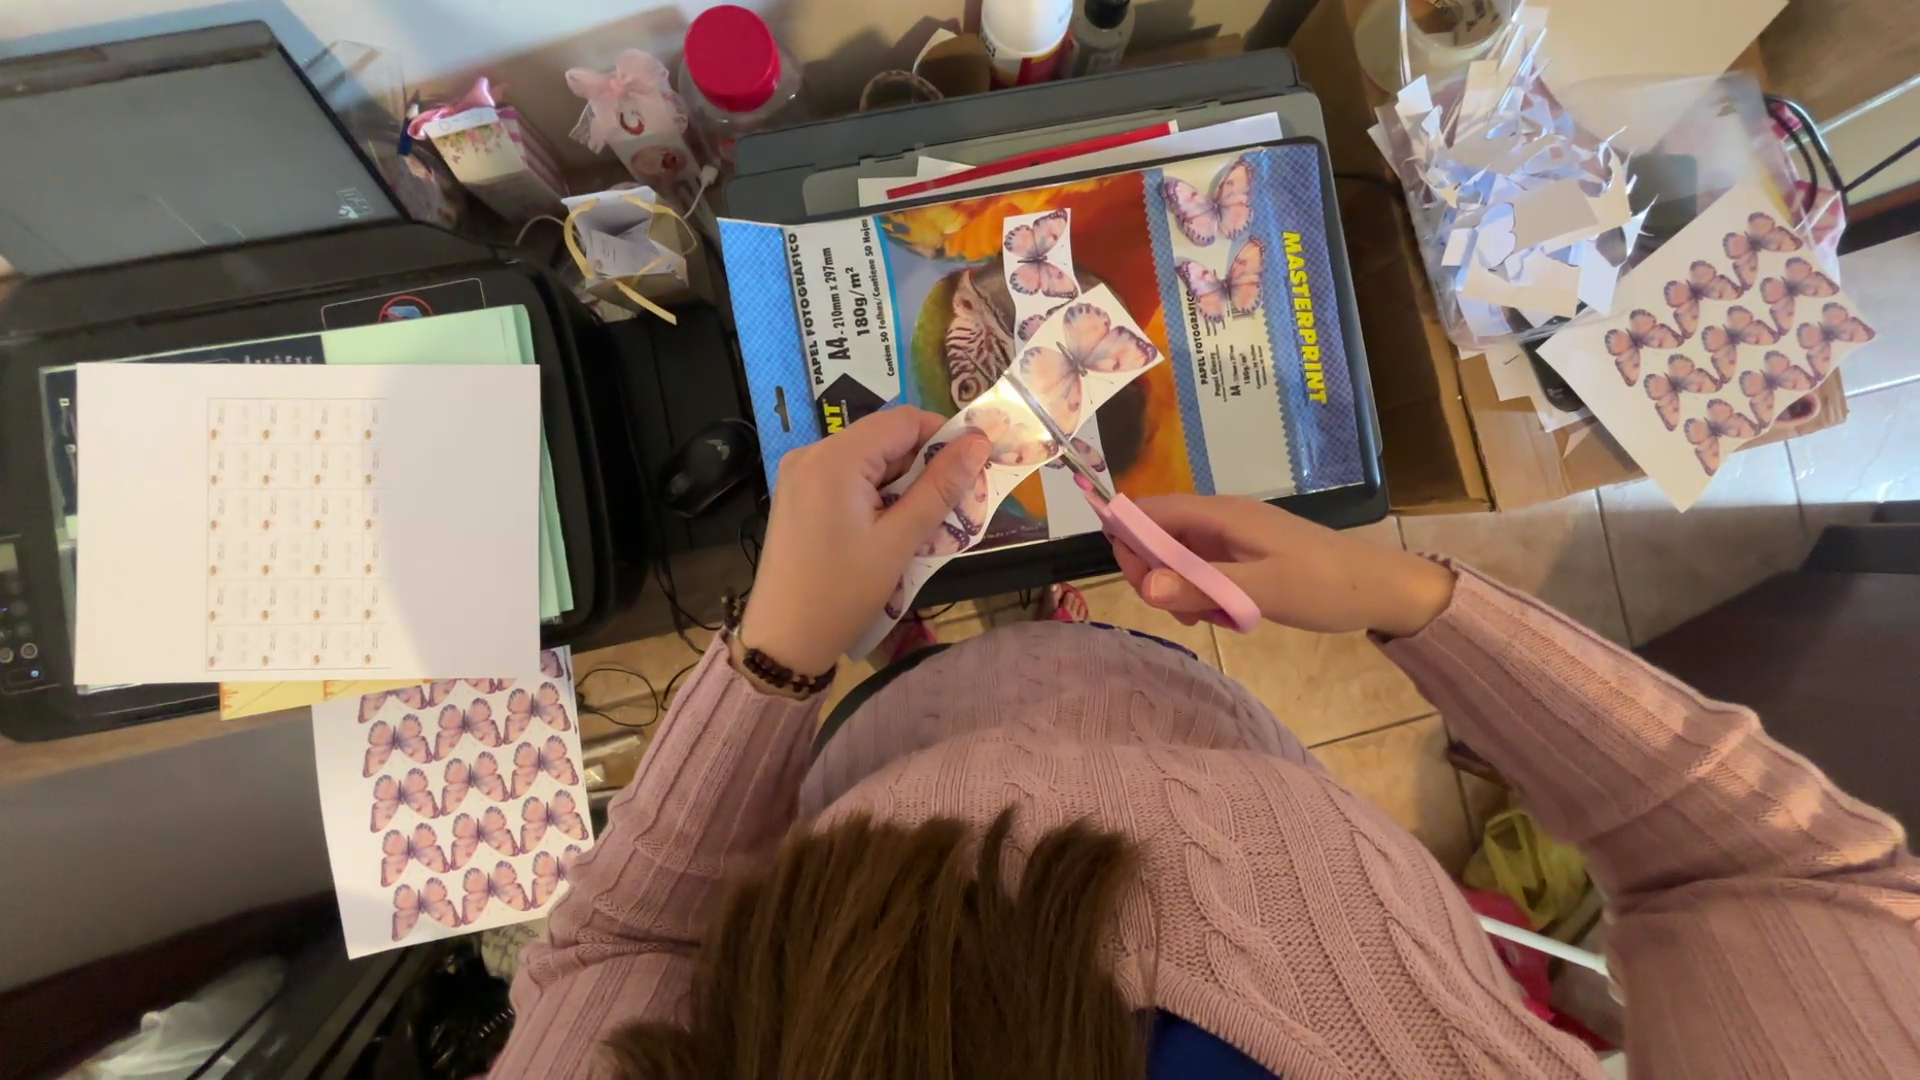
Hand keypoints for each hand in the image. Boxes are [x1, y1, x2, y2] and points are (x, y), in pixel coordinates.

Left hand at [740, 407, 989, 672]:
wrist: (783, 640)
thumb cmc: (842, 593)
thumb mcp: (899, 541)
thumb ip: (940, 488)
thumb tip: (978, 443)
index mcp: (835, 458)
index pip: (904, 421)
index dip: (945, 435)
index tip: (976, 464)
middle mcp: (812, 453)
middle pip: (884, 438)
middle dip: (925, 464)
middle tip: (958, 500)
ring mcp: (800, 474)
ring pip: (868, 459)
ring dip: (903, 482)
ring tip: (928, 520)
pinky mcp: (797, 495)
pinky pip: (848, 478)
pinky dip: (877, 493)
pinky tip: (893, 526)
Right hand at [1109, 495, 1454, 637]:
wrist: (1382, 590)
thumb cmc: (1325, 586)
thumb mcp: (1261, 592)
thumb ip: (1202, 588)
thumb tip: (1146, 588)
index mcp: (1221, 514)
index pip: (1150, 512)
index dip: (1130, 541)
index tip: (1138, 584)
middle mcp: (1220, 517)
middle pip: (1158, 533)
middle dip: (1151, 570)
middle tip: (1172, 610)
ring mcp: (1231, 536)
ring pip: (1177, 553)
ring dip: (1174, 585)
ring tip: (1197, 618)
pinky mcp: (1242, 554)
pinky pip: (1201, 566)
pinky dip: (1196, 589)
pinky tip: (1215, 614)